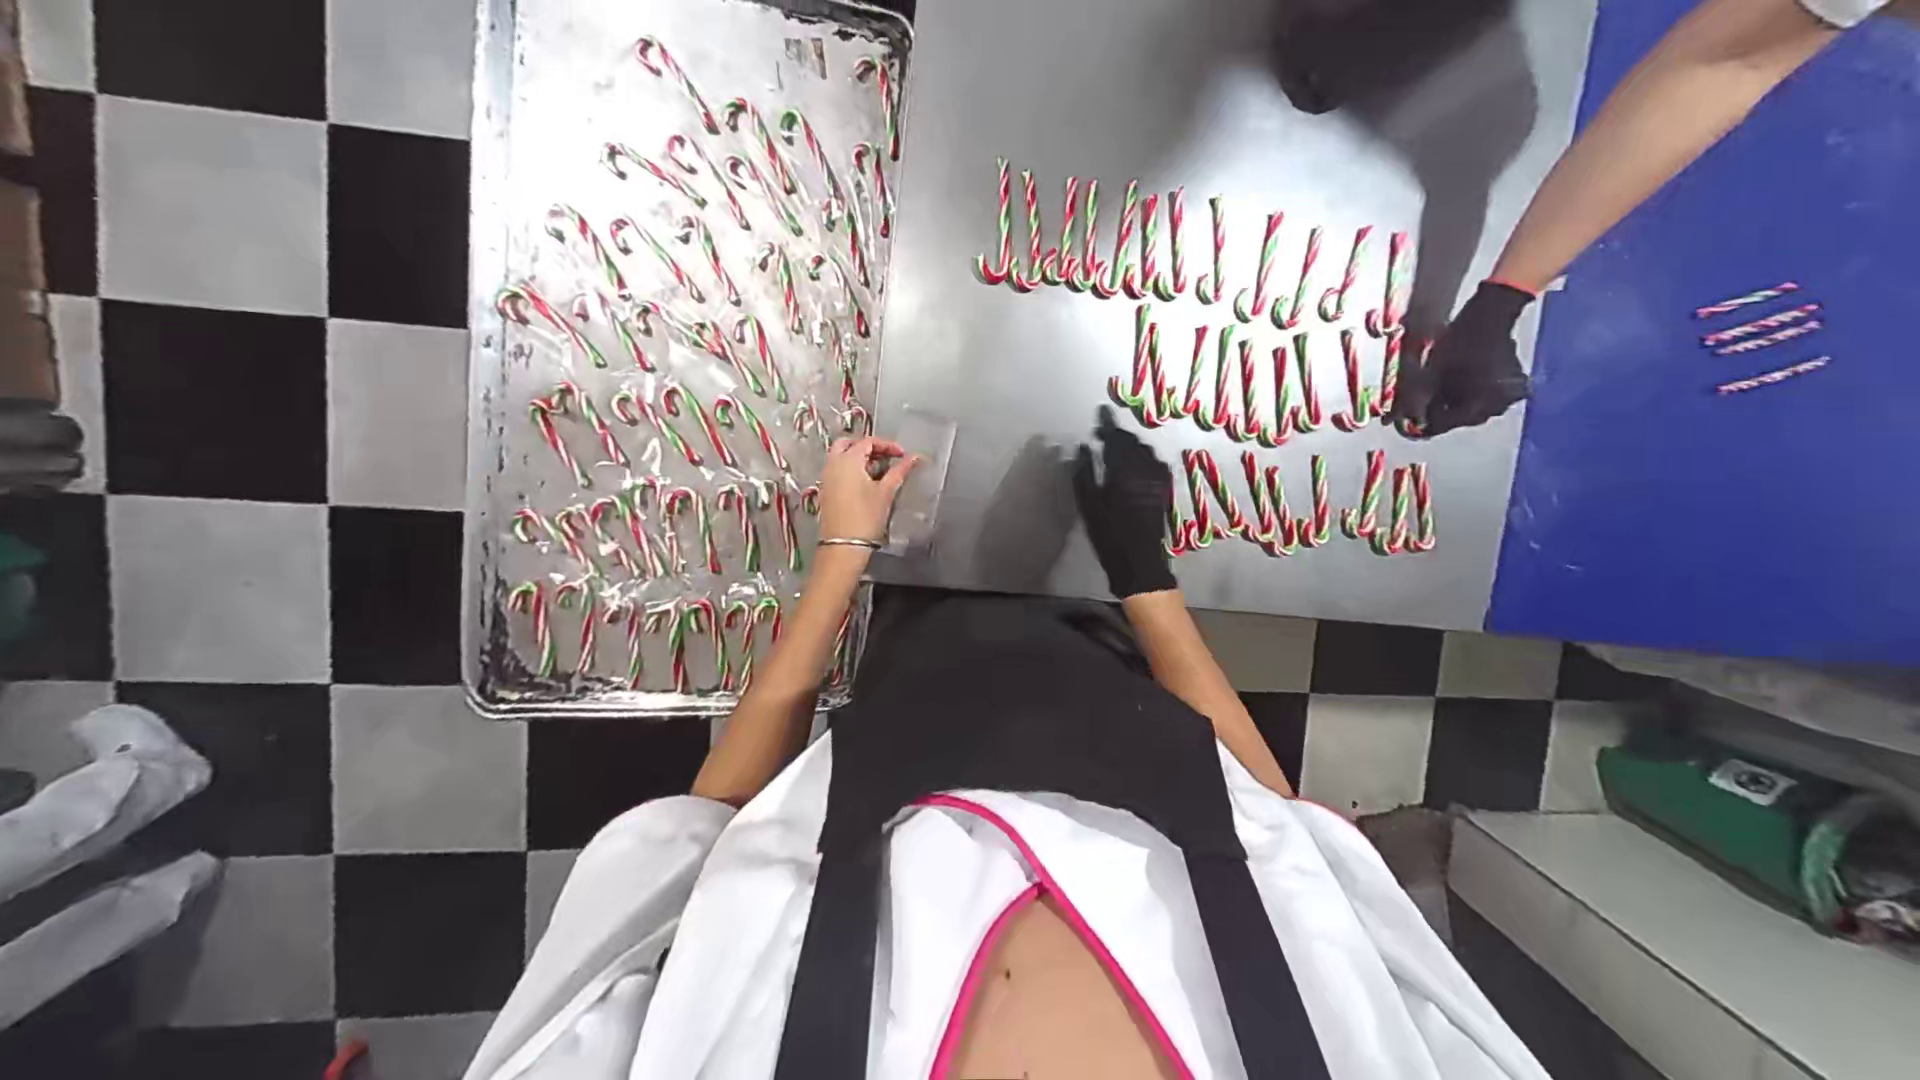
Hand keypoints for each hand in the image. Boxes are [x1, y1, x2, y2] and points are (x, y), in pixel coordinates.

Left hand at [817, 436, 918, 543]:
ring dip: (859, 457)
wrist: (844, 545)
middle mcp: (832, 464)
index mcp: (847, 460)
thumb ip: (899, 471)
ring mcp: (826, 477)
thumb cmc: (865, 518)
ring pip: (841, 456)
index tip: (902, 455)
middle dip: (869, 447)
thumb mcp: (885, 492)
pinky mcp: (825, 490)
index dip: (887, 445)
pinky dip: (851, 469)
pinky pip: (837, 470)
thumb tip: (913, 458)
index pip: (868, 442)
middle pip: (849, 444)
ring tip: (879, 470)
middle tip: (886, 456)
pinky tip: (867, 482)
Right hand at [1073, 407, 1176, 598]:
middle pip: (1132, 442)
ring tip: (1115, 447)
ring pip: (1144, 451)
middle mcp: (1145, 469)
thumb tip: (1084, 447)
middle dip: (1117, 434)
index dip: (1107, 422)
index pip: (1116, 437)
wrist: (1139, 562)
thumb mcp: (1088, 505)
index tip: (1100, 411)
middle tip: (1101, 432)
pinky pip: (1153, 463)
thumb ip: (1084, 473)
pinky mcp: (1163, 489)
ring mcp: (1158, 479)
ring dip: (1130, 445)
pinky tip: (1134, 463)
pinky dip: (1142, 457)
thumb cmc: (1109, 535)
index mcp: (1124, 470)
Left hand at [1392, 281, 1534, 437]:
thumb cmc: (1457, 346)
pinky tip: (1455, 388)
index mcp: (1480, 404)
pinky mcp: (1513, 381)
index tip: (1411, 425)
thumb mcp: (1430, 376)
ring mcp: (1510, 393)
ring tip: (1437, 399)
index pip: (1448, 423)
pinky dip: (1469, 395)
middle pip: (1462, 417)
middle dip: (1441, 415)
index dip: (1426, 424)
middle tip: (1422, 411)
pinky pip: (1487, 396)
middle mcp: (1499, 404)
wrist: (1489, 316)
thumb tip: (1401, 419)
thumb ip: (1417, 401)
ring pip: (1474, 408)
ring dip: (1455, 406)